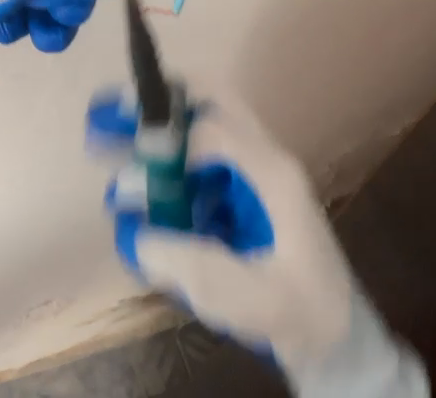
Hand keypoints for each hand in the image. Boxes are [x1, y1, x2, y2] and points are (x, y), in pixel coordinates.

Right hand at [89, 90, 428, 396]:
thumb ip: (194, 266)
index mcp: (271, 175)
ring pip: (197, 120)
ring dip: (150, 129)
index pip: (213, 130)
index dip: (167, 146)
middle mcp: (260, 159)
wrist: (333, 337)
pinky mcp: (237, 189)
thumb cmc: (297, 313)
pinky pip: (194, 154)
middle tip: (107, 116)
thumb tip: (137, 234)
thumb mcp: (249, 299)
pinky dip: (161, 161)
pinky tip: (136, 192)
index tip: (135, 182)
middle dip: (154, 102)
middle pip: (208, 99)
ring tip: (102, 144)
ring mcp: (249, 170)